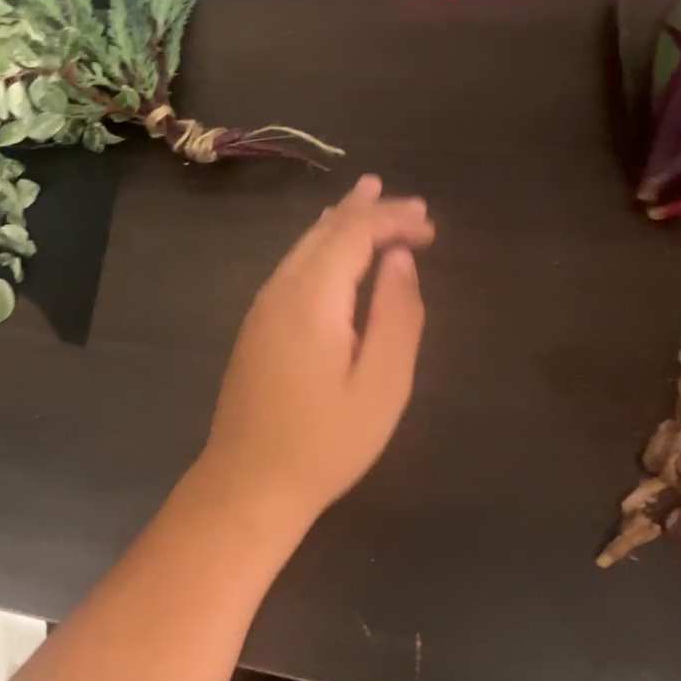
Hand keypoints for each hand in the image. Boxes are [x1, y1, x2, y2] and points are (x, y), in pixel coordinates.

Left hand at [197, 175, 434, 521]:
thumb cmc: (326, 441)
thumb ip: (396, 315)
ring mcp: (262, 306)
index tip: (431, 226)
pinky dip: (321, 247)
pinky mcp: (256, 324)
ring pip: (304, 246)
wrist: (249, 480)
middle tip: (410, 204)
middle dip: (368, 212)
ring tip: (370, 201)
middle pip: (325, 232)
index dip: (392, 220)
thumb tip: (400, 258)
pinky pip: (292, 266)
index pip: (352, 234)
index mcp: (312, 297)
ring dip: (341, 223)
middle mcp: (280, 289)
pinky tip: (332, 250)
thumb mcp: (381, 385)